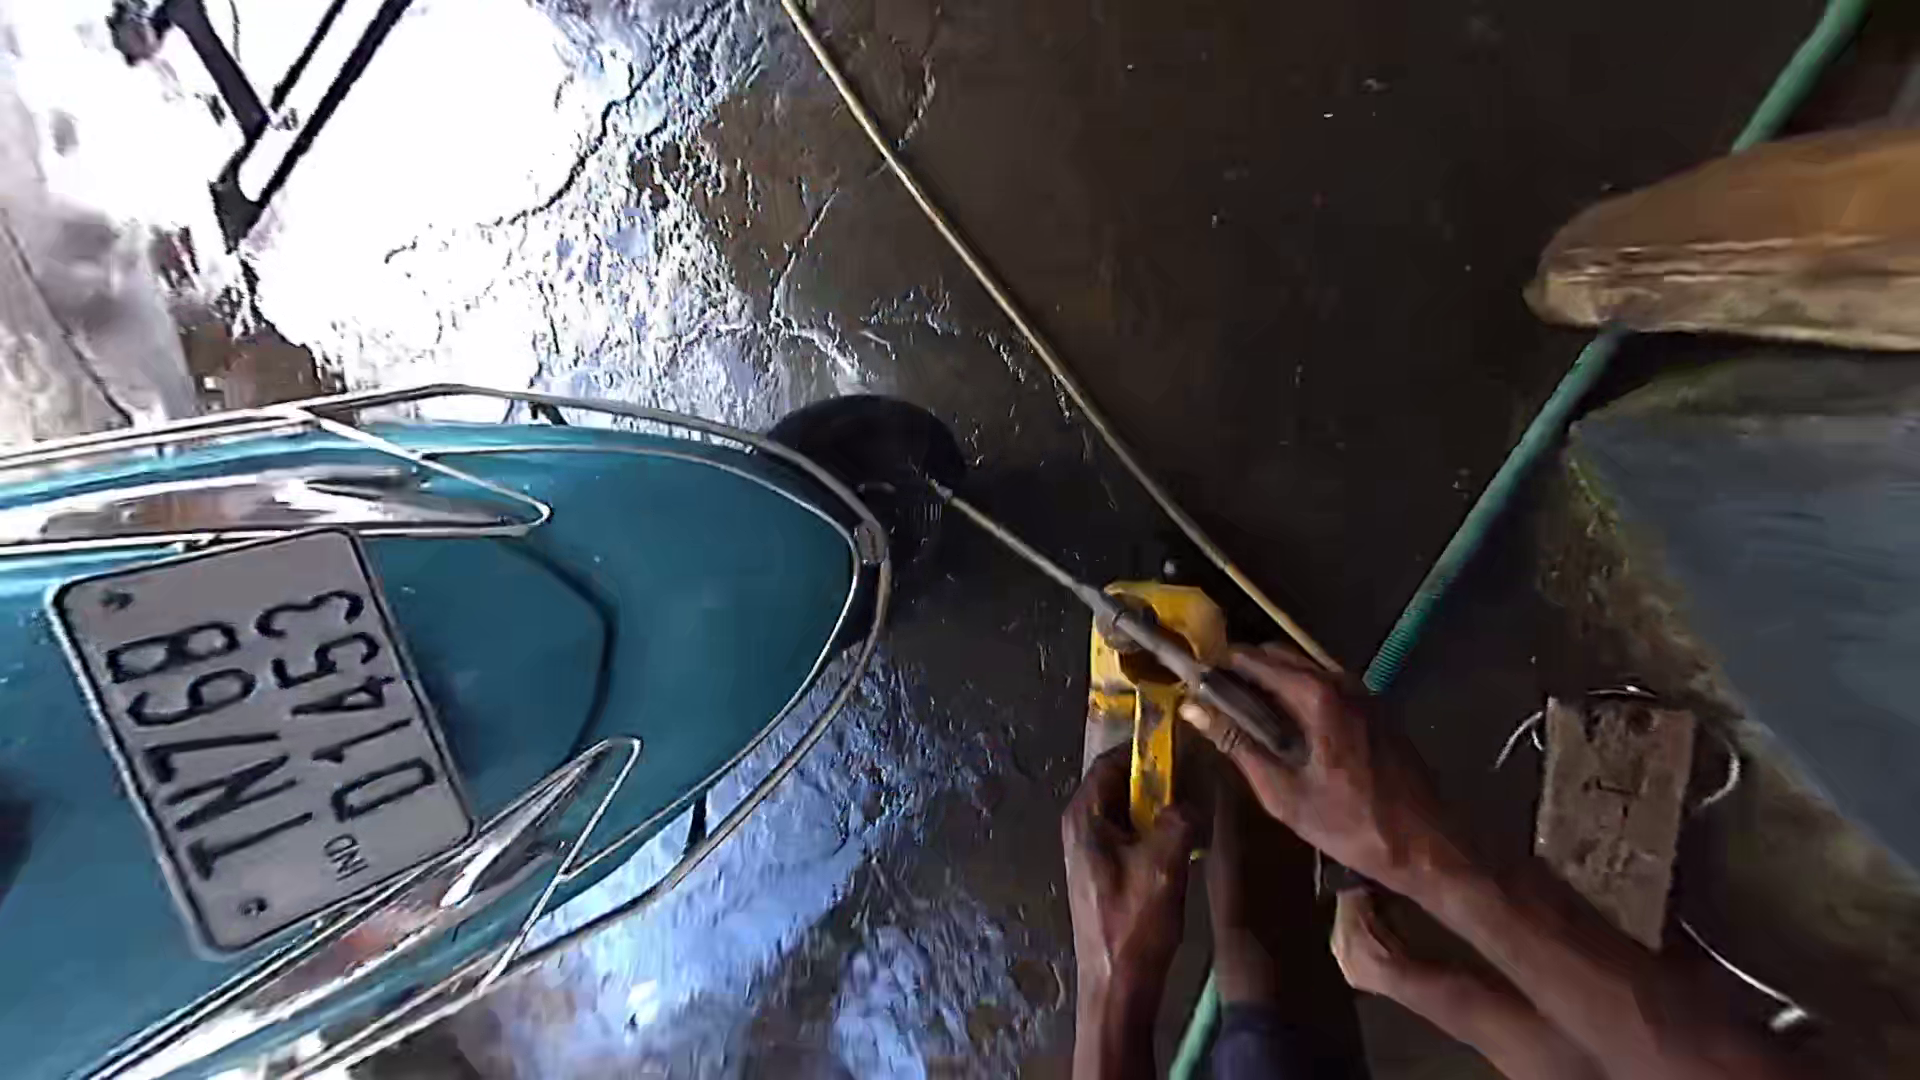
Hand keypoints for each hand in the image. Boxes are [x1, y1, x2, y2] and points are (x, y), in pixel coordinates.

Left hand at [1061, 747, 1196, 1011]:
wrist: (1115, 986)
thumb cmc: (1133, 923)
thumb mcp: (1164, 865)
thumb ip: (1179, 821)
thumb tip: (1192, 800)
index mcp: (1084, 814)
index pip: (1108, 762)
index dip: (1142, 751)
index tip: (1176, 746)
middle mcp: (1079, 824)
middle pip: (1116, 783)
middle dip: (1152, 778)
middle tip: (1190, 775)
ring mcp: (1088, 847)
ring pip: (1123, 809)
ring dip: (1154, 805)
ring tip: (1190, 804)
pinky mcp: (1100, 868)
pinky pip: (1125, 832)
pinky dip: (1150, 827)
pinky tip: (1179, 838)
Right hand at [1178, 644, 1461, 894]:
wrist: (1436, 851)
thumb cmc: (1353, 824)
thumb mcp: (1282, 791)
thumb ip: (1235, 743)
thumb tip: (1192, 708)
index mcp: (1315, 695)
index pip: (1251, 658)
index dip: (1217, 665)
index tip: (1195, 683)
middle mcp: (1338, 680)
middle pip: (1275, 654)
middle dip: (1241, 669)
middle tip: (1216, 700)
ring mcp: (1360, 692)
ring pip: (1299, 666)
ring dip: (1268, 679)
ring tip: (1244, 714)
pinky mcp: (1373, 707)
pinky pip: (1320, 682)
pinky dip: (1293, 690)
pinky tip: (1283, 725)